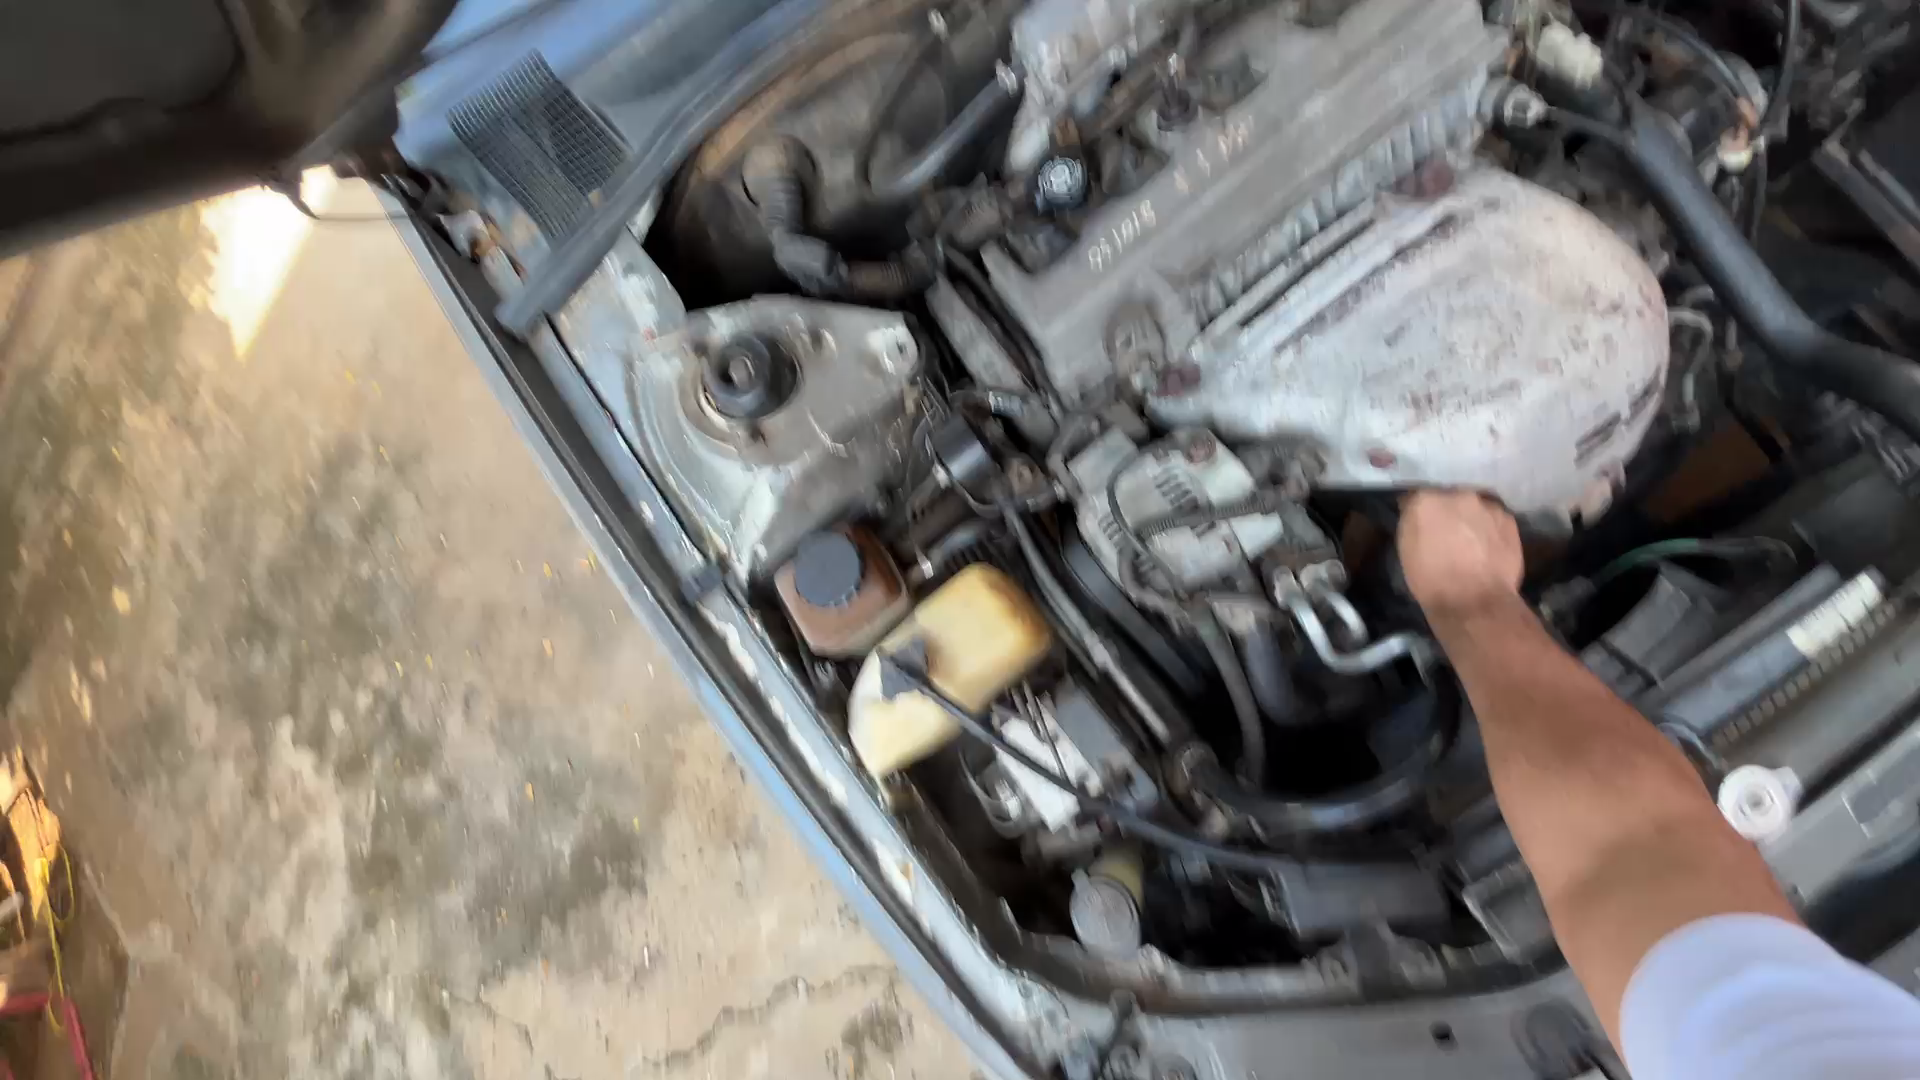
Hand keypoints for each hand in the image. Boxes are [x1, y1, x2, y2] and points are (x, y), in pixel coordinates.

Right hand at [1397, 490, 1523, 621]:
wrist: (1473, 599)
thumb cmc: (1429, 577)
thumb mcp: (1406, 547)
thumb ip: (1413, 522)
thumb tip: (1418, 515)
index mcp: (1425, 500)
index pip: (1416, 496)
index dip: (1416, 510)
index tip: (1416, 521)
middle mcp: (1458, 494)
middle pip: (1448, 496)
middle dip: (1445, 510)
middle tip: (1444, 530)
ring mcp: (1487, 506)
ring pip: (1473, 506)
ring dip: (1469, 517)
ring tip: (1468, 539)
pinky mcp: (1509, 519)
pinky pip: (1493, 518)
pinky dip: (1488, 527)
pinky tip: (1485, 546)